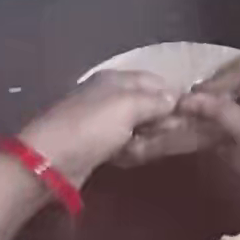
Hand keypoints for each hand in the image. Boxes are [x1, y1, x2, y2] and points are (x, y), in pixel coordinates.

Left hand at [17, 71, 178, 185]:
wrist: (50, 160)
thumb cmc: (91, 127)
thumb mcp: (128, 107)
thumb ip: (154, 101)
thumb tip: (174, 99)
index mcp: (115, 78)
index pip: (154, 80)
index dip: (172, 95)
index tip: (189, 116)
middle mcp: (108, 95)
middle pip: (146, 103)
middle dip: (159, 120)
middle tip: (169, 137)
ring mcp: (100, 120)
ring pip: (136, 126)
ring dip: (145, 138)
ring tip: (147, 148)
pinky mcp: (95, 143)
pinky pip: (123, 143)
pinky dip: (130, 150)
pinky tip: (131, 157)